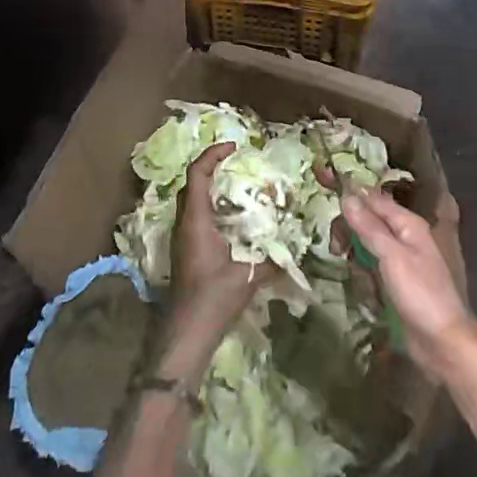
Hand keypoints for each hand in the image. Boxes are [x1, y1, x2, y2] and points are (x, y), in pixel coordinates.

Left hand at [159, 144, 272, 377]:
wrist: (187, 330)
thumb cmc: (214, 299)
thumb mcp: (248, 277)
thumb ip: (272, 259)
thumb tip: (295, 247)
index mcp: (195, 221)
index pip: (197, 174)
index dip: (212, 155)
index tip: (233, 146)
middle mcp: (184, 223)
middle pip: (192, 183)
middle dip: (211, 167)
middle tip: (237, 163)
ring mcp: (181, 237)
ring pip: (191, 200)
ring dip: (210, 188)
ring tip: (238, 186)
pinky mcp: (184, 250)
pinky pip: (194, 216)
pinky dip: (211, 207)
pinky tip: (232, 219)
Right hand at [342, 190, 476, 380]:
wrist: (444, 344)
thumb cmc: (422, 295)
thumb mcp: (392, 257)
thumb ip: (369, 227)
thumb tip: (347, 196)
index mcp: (409, 225)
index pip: (373, 198)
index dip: (350, 194)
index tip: (323, 189)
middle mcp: (405, 237)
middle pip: (368, 220)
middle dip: (349, 230)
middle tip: (336, 247)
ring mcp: (400, 260)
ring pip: (366, 243)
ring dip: (354, 253)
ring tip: (347, 265)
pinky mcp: (395, 281)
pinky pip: (371, 265)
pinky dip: (362, 271)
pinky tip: (360, 282)